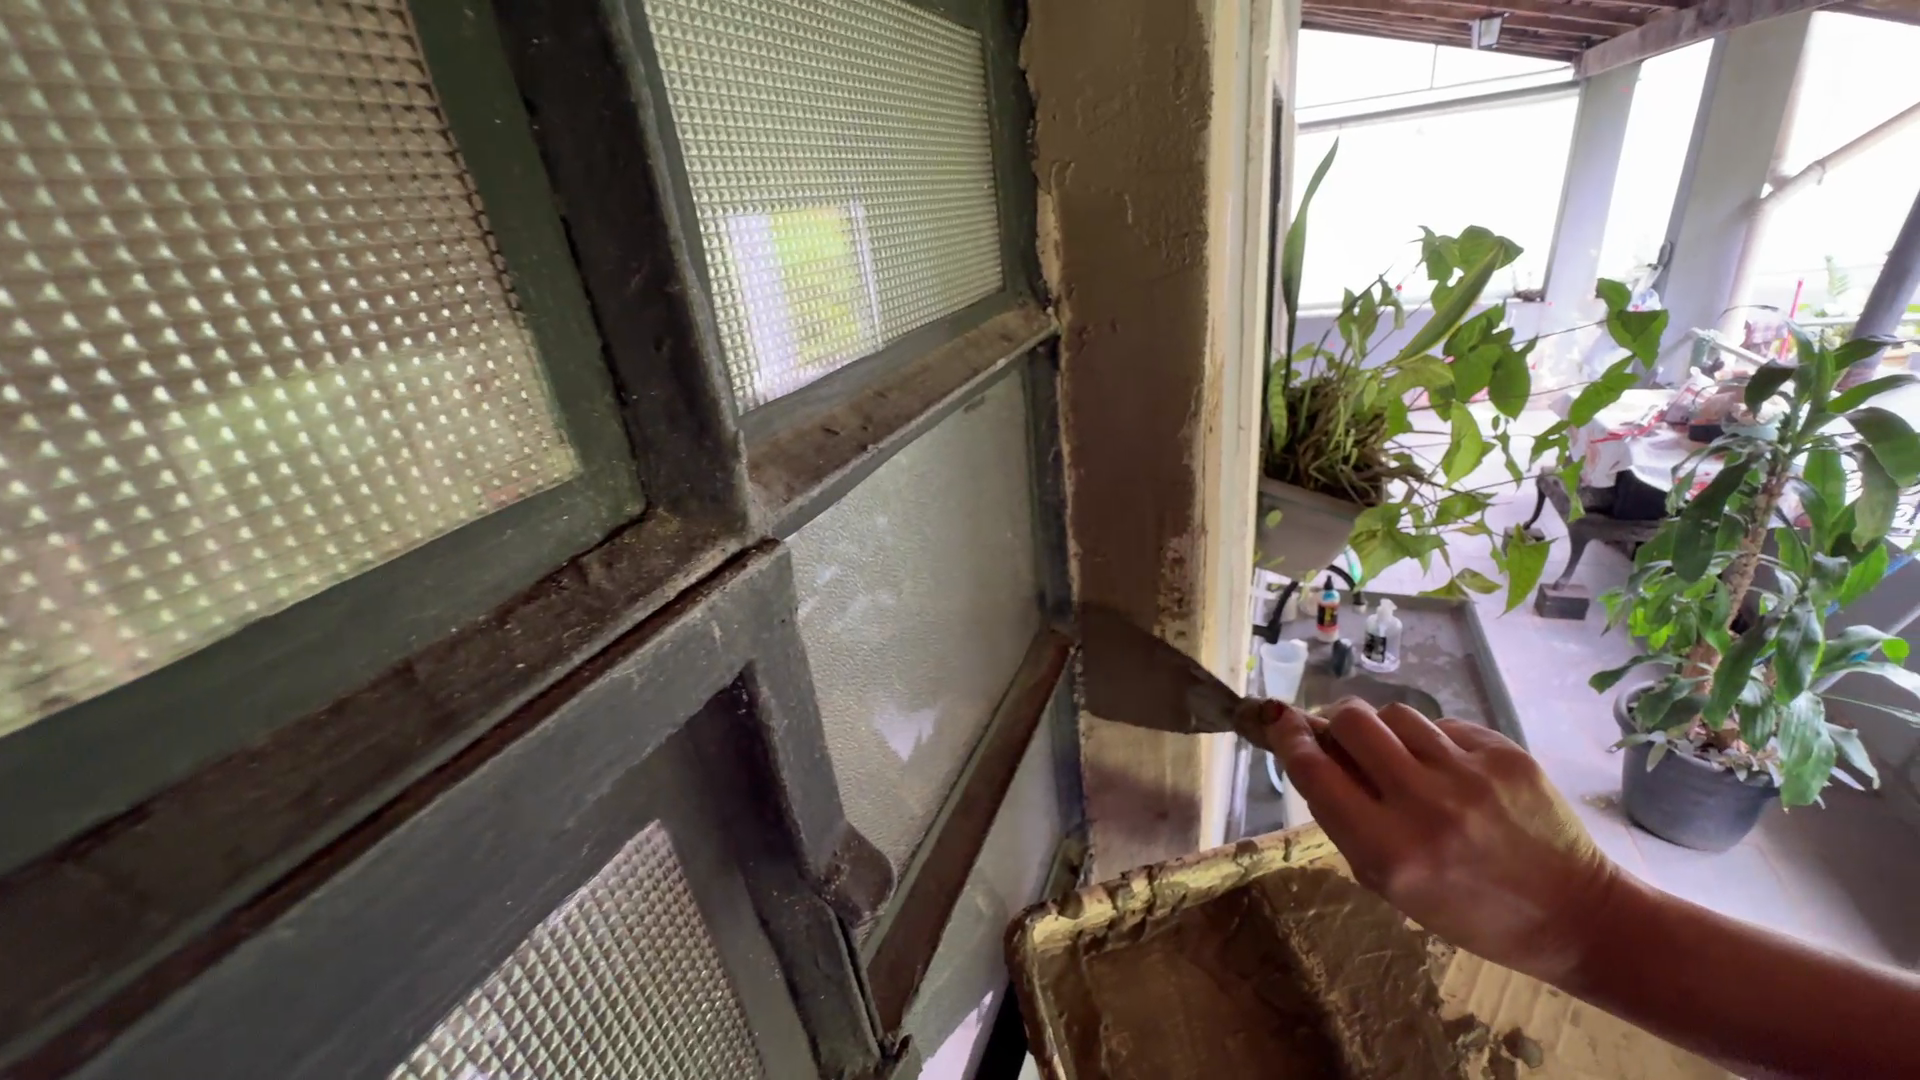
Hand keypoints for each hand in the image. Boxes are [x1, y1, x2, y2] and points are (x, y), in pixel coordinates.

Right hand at [1265, 698, 1623, 981]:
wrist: (1574, 915)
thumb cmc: (1465, 910)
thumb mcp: (1385, 882)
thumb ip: (1342, 817)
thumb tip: (1308, 751)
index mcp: (1388, 850)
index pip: (1314, 770)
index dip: (1288, 737)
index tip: (1279, 721)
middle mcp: (1425, 806)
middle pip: (1351, 721)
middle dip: (1336, 723)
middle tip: (1345, 740)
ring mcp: (1470, 776)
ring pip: (1395, 714)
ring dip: (1386, 731)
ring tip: (1405, 758)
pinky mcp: (1506, 755)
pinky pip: (1444, 724)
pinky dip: (1434, 741)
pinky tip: (1451, 771)